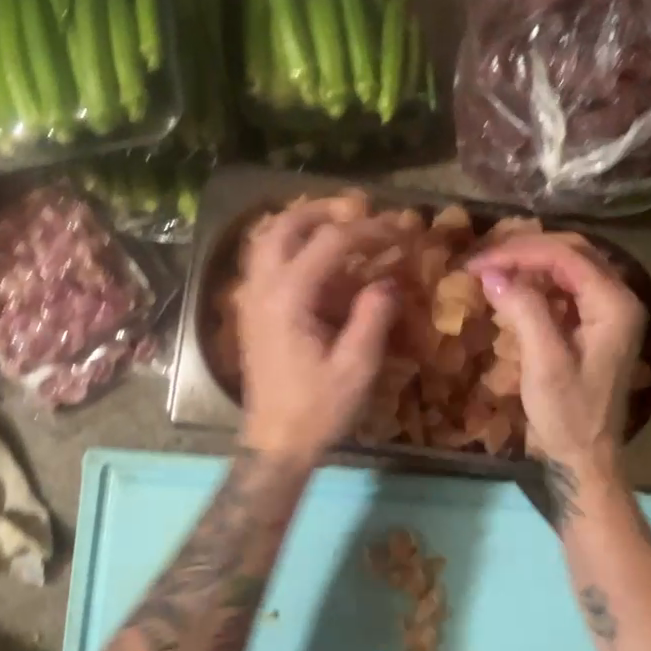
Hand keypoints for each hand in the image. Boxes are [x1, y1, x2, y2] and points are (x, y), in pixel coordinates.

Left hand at [237, 204, 398, 463]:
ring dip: (301, 224)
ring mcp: (251, 299)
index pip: (330, 241)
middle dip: (324, 210)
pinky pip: (263, 261)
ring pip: (267, 239)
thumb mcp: (356, 367)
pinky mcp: (251, 312)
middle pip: (285, 225)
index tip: (399, 229)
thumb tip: (388, 282)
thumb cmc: (316, 409)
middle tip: (359, 210)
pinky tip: (315, 259)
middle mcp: (262, 288)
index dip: (369, 229)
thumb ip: (372, 317)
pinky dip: (287, 246)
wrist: (275, 440)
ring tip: (337, 226)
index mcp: (289, 298)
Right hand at [469, 235, 646, 478]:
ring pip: (569, 269)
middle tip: (482, 261)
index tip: (477, 263)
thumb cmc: (568, 416)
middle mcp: (619, 300)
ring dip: (530, 264)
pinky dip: (537, 284)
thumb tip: (491, 273)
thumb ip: (523, 311)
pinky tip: (511, 291)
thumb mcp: (544, 363)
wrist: (585, 459)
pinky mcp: (595, 328)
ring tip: (491, 270)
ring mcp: (609, 314)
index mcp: (614, 305)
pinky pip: (566, 290)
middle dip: (525, 251)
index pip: (565, 257)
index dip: (519, 253)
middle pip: (571, 254)